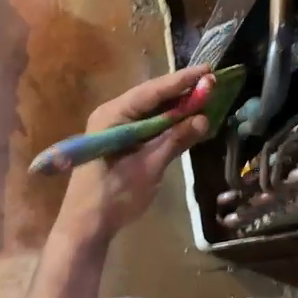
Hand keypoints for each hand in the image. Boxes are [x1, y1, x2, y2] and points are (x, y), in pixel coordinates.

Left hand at [60, 66, 211, 239]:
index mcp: (112, 115)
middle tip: (211, 82)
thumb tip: (204, 119)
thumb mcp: (148, 167)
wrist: (87, 226)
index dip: (180, 81)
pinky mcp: (121, 142)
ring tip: (205, 96)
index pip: (151, 91)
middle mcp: (112, 115)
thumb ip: (175, 140)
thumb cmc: (113, 195)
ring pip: (151, 111)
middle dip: (181, 91)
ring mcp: (116, 129)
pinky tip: (187, 119)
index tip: (207, 71)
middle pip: (151, 97)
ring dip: (176, 106)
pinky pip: (148, 125)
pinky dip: (168, 122)